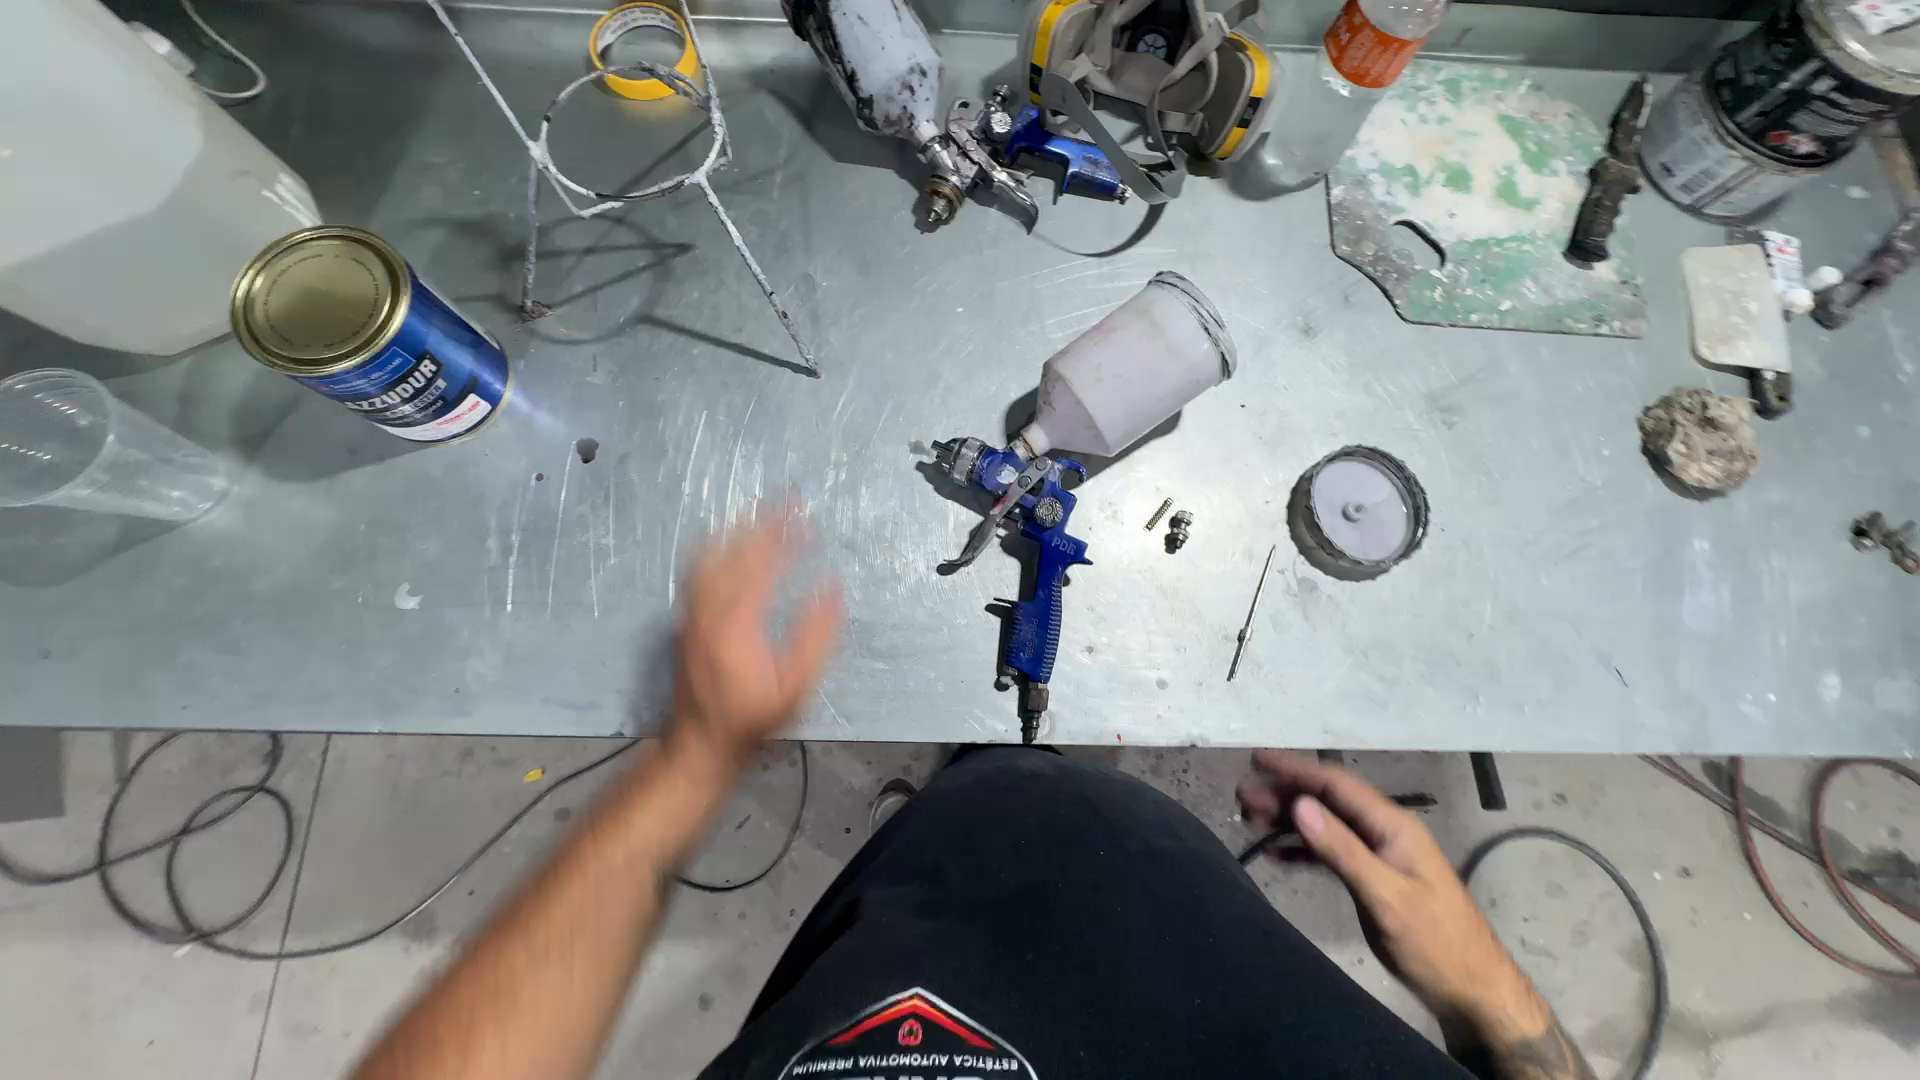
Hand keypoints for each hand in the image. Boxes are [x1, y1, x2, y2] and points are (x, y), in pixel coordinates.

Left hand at [669, 515, 841, 767]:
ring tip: (762, 515)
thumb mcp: (796, 686)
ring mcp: (691, 613)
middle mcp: (708, 609)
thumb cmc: (754, 718)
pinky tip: (731, 545)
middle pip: (732, 550)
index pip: (762, 563)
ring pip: (708, 556)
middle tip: (789, 504)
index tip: (806, 520)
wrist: (701, 742)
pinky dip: (718, 547)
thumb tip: (832, 589)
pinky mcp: (686, 620)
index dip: (784, 538)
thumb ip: (816, 635)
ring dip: (737, 530)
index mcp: (736, 622)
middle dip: (762, 522)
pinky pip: (698, 570)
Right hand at [1236, 752, 1548, 1037]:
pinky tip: (1275, 855)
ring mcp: (1378, 853)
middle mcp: (1383, 830)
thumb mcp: (1385, 896)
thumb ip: (1342, 849)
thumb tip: (1300, 804)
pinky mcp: (1372, 876)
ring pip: (1325, 824)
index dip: (1295, 768)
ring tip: (1249, 820)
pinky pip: (1330, 851)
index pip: (1336, 783)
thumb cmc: (1433, 942)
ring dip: (1288, 820)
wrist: (1473, 991)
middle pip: (1326, 800)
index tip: (1256, 760)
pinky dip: (1301, 849)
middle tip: (1241, 797)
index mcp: (1392, 825)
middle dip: (1283, 793)